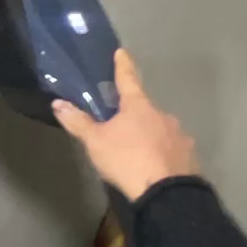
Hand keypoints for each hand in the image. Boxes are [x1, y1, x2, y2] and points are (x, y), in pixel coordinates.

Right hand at [52, 49, 199, 199]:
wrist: (167, 194)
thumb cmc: (127, 160)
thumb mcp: (95, 142)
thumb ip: (78, 122)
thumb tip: (58, 103)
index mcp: (138, 106)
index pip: (127, 79)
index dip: (122, 66)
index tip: (122, 52)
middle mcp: (162, 115)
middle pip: (144, 109)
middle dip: (133, 114)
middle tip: (120, 125)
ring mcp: (179, 135)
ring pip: (159, 129)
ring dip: (149, 134)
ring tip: (136, 151)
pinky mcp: (189, 156)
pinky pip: (171, 149)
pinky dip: (161, 152)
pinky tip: (154, 165)